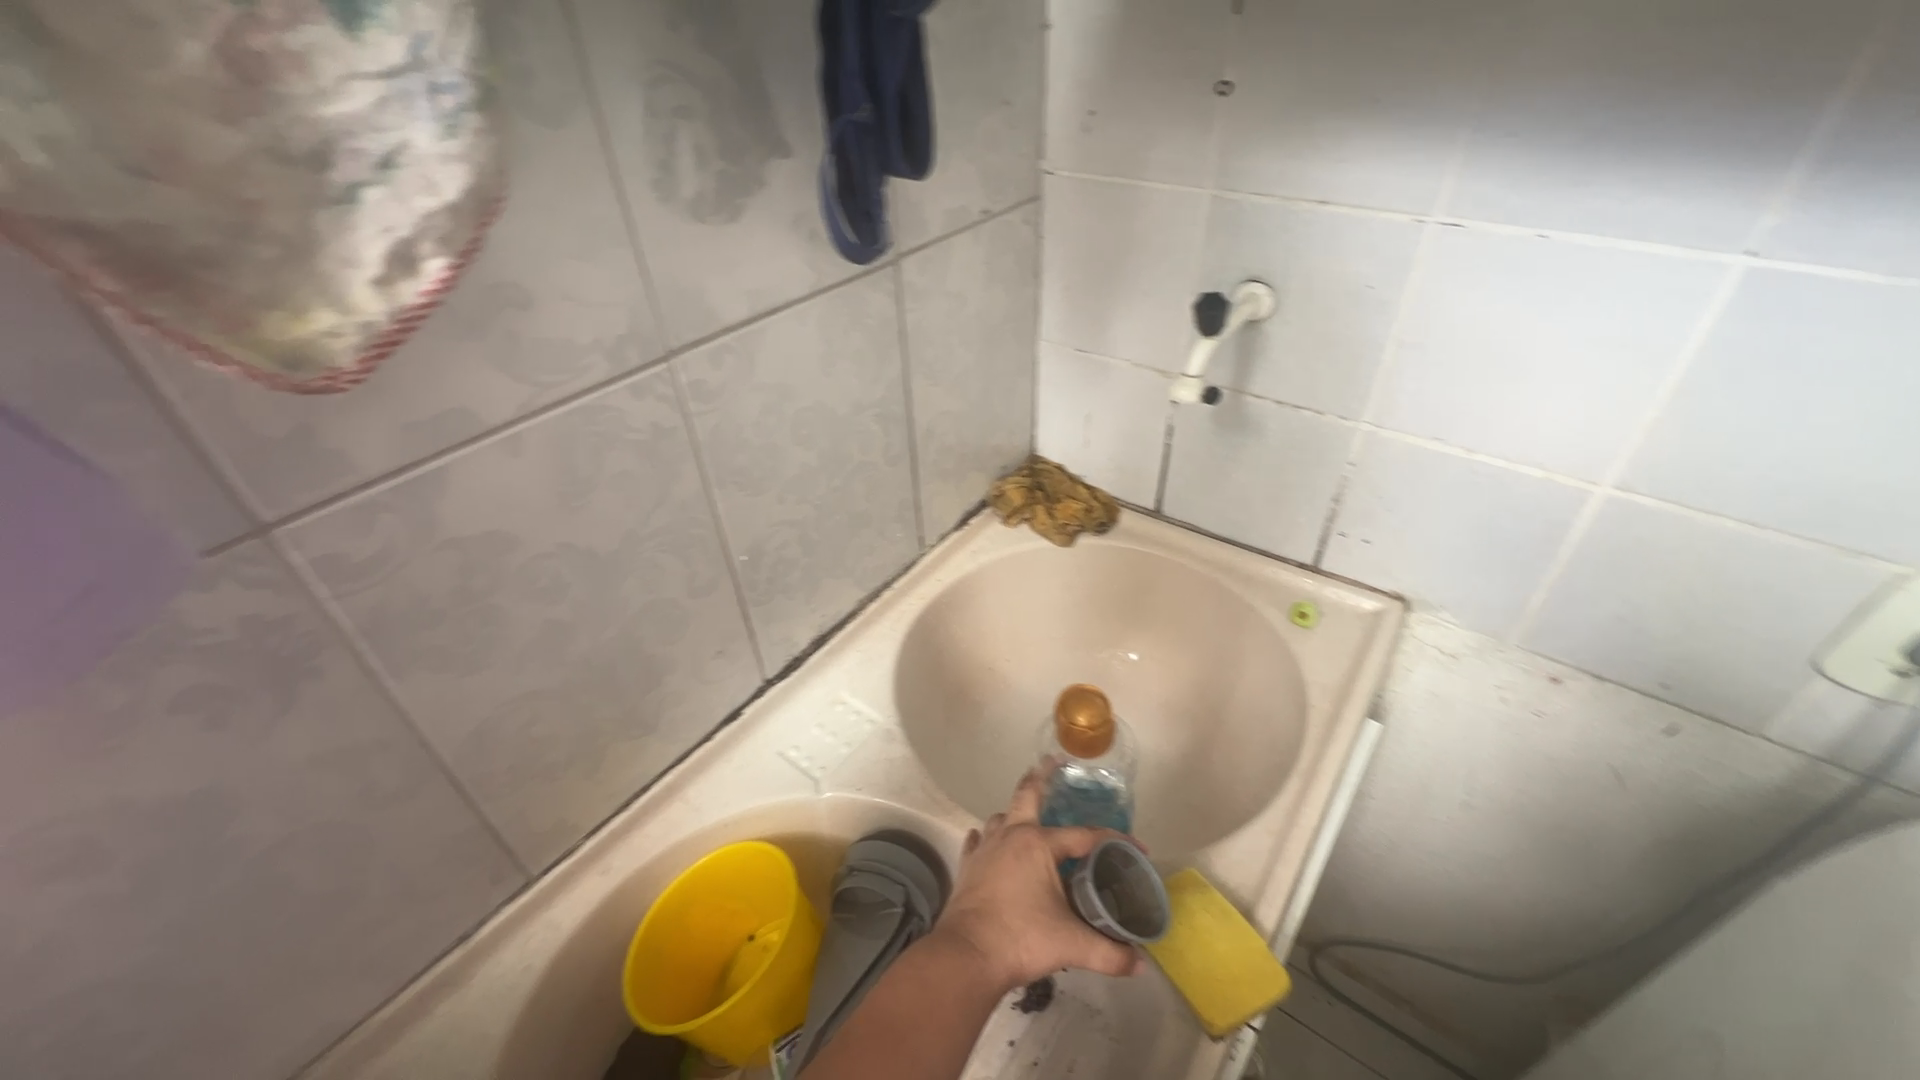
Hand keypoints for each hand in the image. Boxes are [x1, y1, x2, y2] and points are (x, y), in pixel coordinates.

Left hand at [930, 764, 1143, 991]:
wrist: (967, 955)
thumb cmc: (1021, 940)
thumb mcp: (1072, 945)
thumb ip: (1109, 953)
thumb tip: (1139, 964)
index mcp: (1038, 845)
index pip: (1085, 836)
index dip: (1113, 840)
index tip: (1137, 848)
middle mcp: (1010, 836)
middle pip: (1027, 796)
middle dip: (1041, 778)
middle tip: (1051, 762)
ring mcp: (985, 849)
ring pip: (1001, 818)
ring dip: (1014, 814)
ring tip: (1025, 816)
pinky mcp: (967, 867)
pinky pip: (976, 842)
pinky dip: (983, 838)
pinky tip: (984, 840)